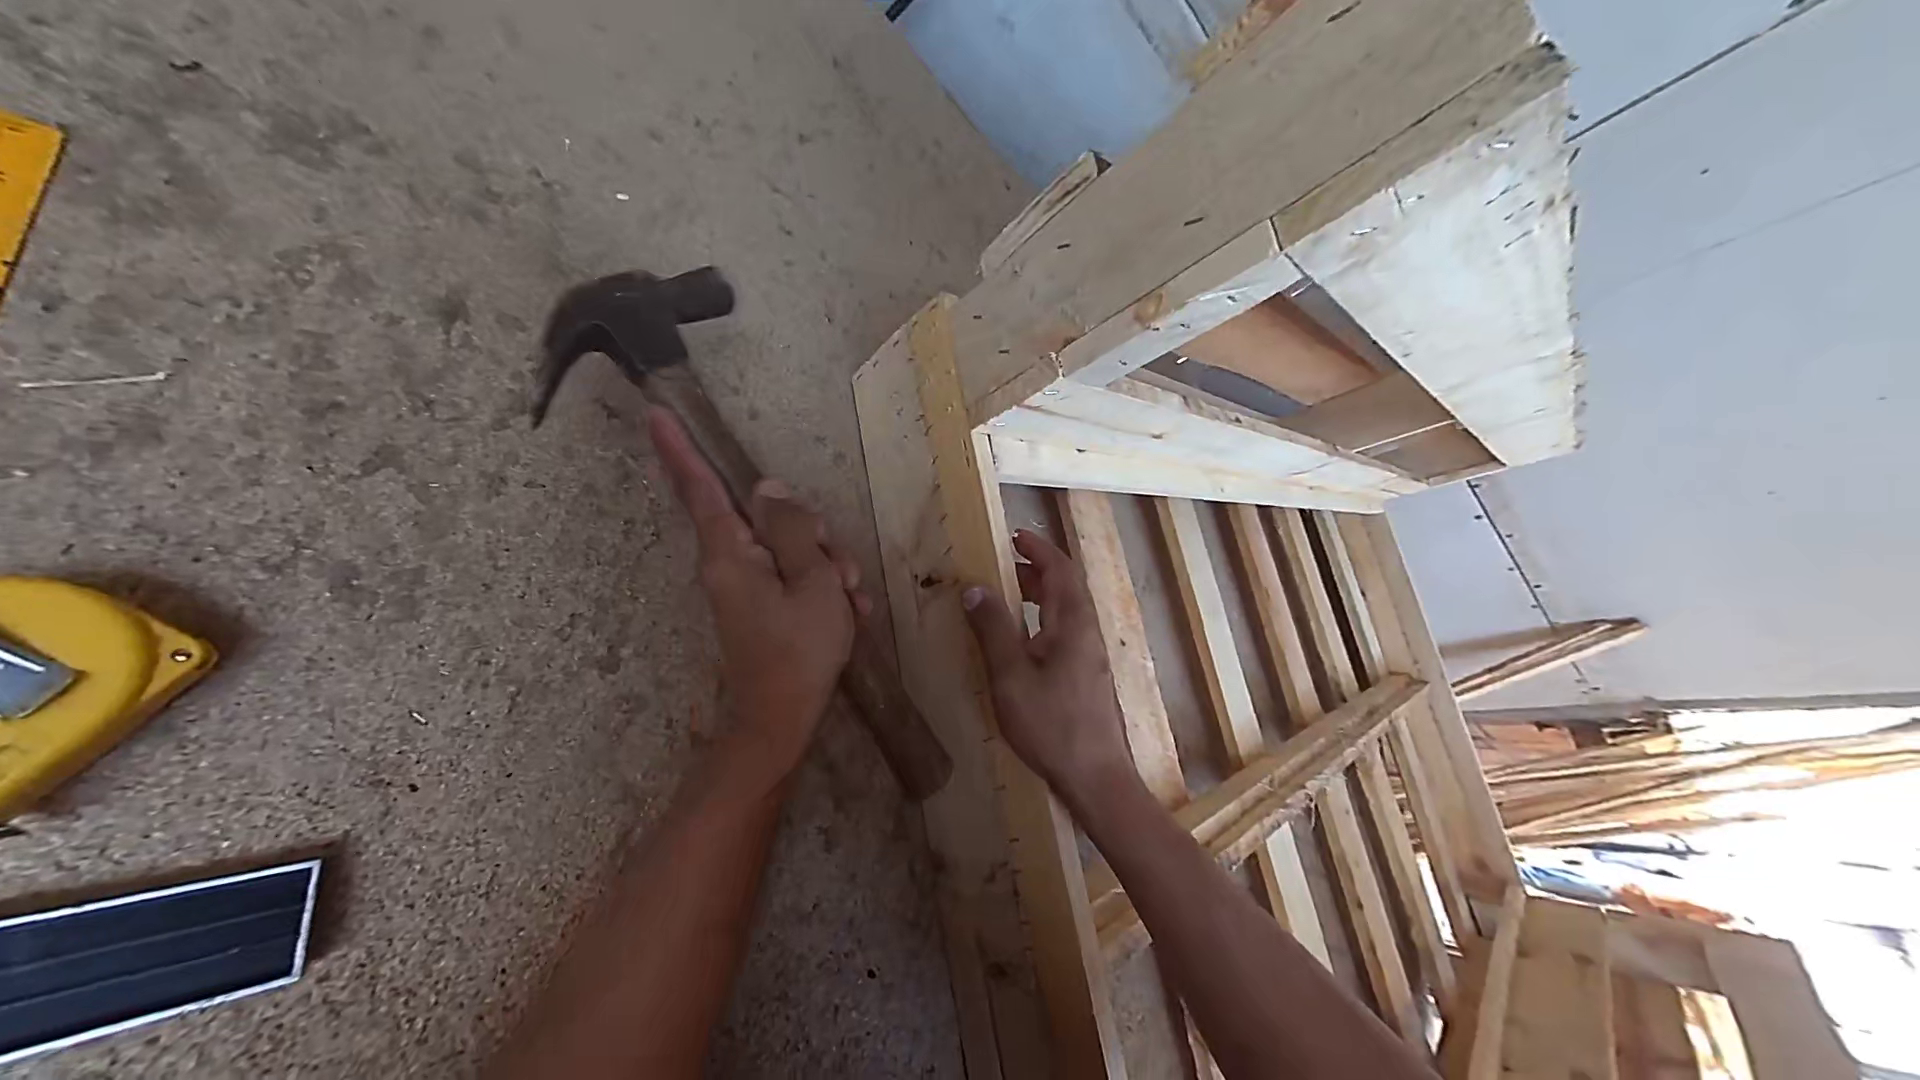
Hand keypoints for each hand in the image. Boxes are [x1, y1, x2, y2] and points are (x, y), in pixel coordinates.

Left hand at [649, 406, 868, 773]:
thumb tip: (769, 489)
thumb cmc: (800, 649)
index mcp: (729, 554)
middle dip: (813, 534)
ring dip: (825, 565)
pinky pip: (790, 575)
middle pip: (767, 519)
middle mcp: (727, 564)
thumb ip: (794, 528)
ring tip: (851, 600)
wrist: (781, 718)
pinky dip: (820, 586)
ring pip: (787, 548)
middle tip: (842, 569)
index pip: (700, 489)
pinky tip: (846, 610)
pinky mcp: (757, 604)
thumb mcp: (813, 581)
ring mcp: (742, 586)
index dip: (679, 450)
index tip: (654, 413)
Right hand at [960, 530, 1135, 805]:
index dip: (1038, 549)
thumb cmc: (1051, 724)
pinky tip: (1026, 638)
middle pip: (1066, 585)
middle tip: (1005, 563)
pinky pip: (1067, 629)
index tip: (1014, 535)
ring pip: (1067, 609)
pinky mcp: (1089, 674)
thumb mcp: (1011, 676)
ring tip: (1010, 594)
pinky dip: (1045, 617)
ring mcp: (1091, 654)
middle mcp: (1087, 631)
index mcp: (1072, 622)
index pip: (1059, 569)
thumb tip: (975, 588)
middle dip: (1037, 568)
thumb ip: (993, 629)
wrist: (1096, 776)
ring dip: (1041, 593)